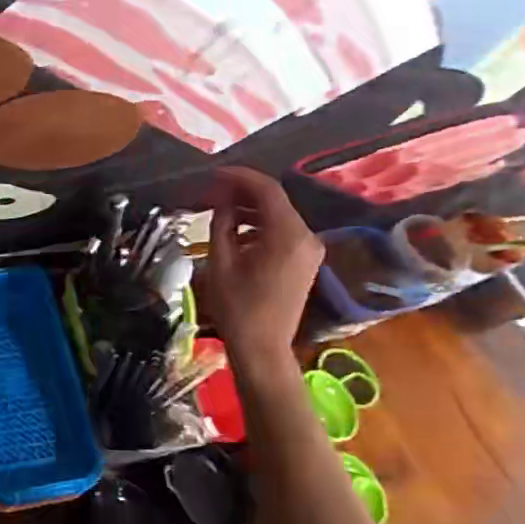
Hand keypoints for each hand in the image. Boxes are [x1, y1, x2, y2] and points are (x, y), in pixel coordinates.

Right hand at [200, 167, 322, 364]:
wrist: (263, 349)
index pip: (266, 189)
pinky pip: (285, 233)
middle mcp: (306, 237)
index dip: (239, 177)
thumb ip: (222, 224)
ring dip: (252, 210)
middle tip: (214, 190)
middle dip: (244, 192)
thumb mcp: (221, 263)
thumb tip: (222, 201)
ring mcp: (310, 250)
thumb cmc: (238, 310)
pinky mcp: (306, 262)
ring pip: (280, 217)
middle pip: (276, 201)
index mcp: (287, 234)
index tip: (215, 173)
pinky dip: (263, 228)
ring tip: (221, 210)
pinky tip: (238, 234)